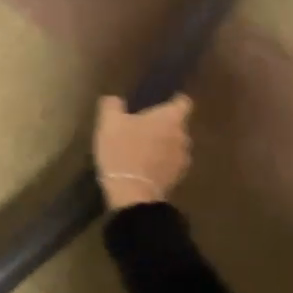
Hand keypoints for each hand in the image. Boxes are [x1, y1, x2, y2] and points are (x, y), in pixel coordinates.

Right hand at [93, 94, 193, 209]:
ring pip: (174, 145)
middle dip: (163, 125)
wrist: (132, 193)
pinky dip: (161, 162)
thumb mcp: (109, 123)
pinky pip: (170, 163)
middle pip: (177, 125)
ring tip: (142, 149)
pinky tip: (144, 166)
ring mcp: (183, 159)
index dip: (173, 100)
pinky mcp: (177, 178)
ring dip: (162, 145)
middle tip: (142, 127)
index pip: (183, 102)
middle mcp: (183, 136)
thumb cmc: (123, 150)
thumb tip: (115, 99)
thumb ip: (112, 105)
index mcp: (170, 118)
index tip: (161, 102)